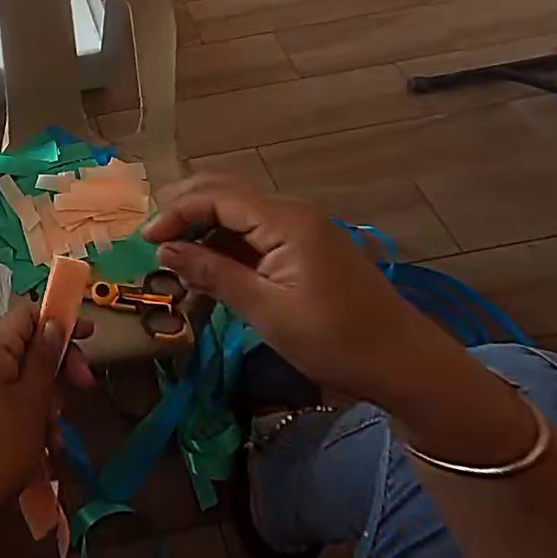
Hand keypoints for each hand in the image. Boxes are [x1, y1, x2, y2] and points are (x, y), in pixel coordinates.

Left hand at [0, 304, 92, 557]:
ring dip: (50, 402)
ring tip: (56, 433)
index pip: (28, 313)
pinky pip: (17, 407)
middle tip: (86, 386)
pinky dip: (35, 423)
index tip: (90, 335)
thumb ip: (45, 357)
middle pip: (31, 347)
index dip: (59, 319)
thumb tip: (54, 322)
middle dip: (61, 367)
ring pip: (28, 381)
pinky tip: (46, 451)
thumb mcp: (32, 400)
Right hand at [141, 173, 472, 416]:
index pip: (215, 196)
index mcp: (285, 220)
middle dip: (184, 206)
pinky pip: (254, 229)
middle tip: (152, 234)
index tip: (147, 241)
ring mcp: (300, 225)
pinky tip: (208, 265)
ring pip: (237, 208)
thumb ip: (213, 274)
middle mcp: (291, 210)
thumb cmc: (337, 341)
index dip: (175, 212)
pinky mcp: (304, 244)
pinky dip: (225, 241)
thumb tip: (165, 251)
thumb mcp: (266, 311)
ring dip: (202, 224)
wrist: (410, 368)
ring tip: (173, 251)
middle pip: (224, 190)